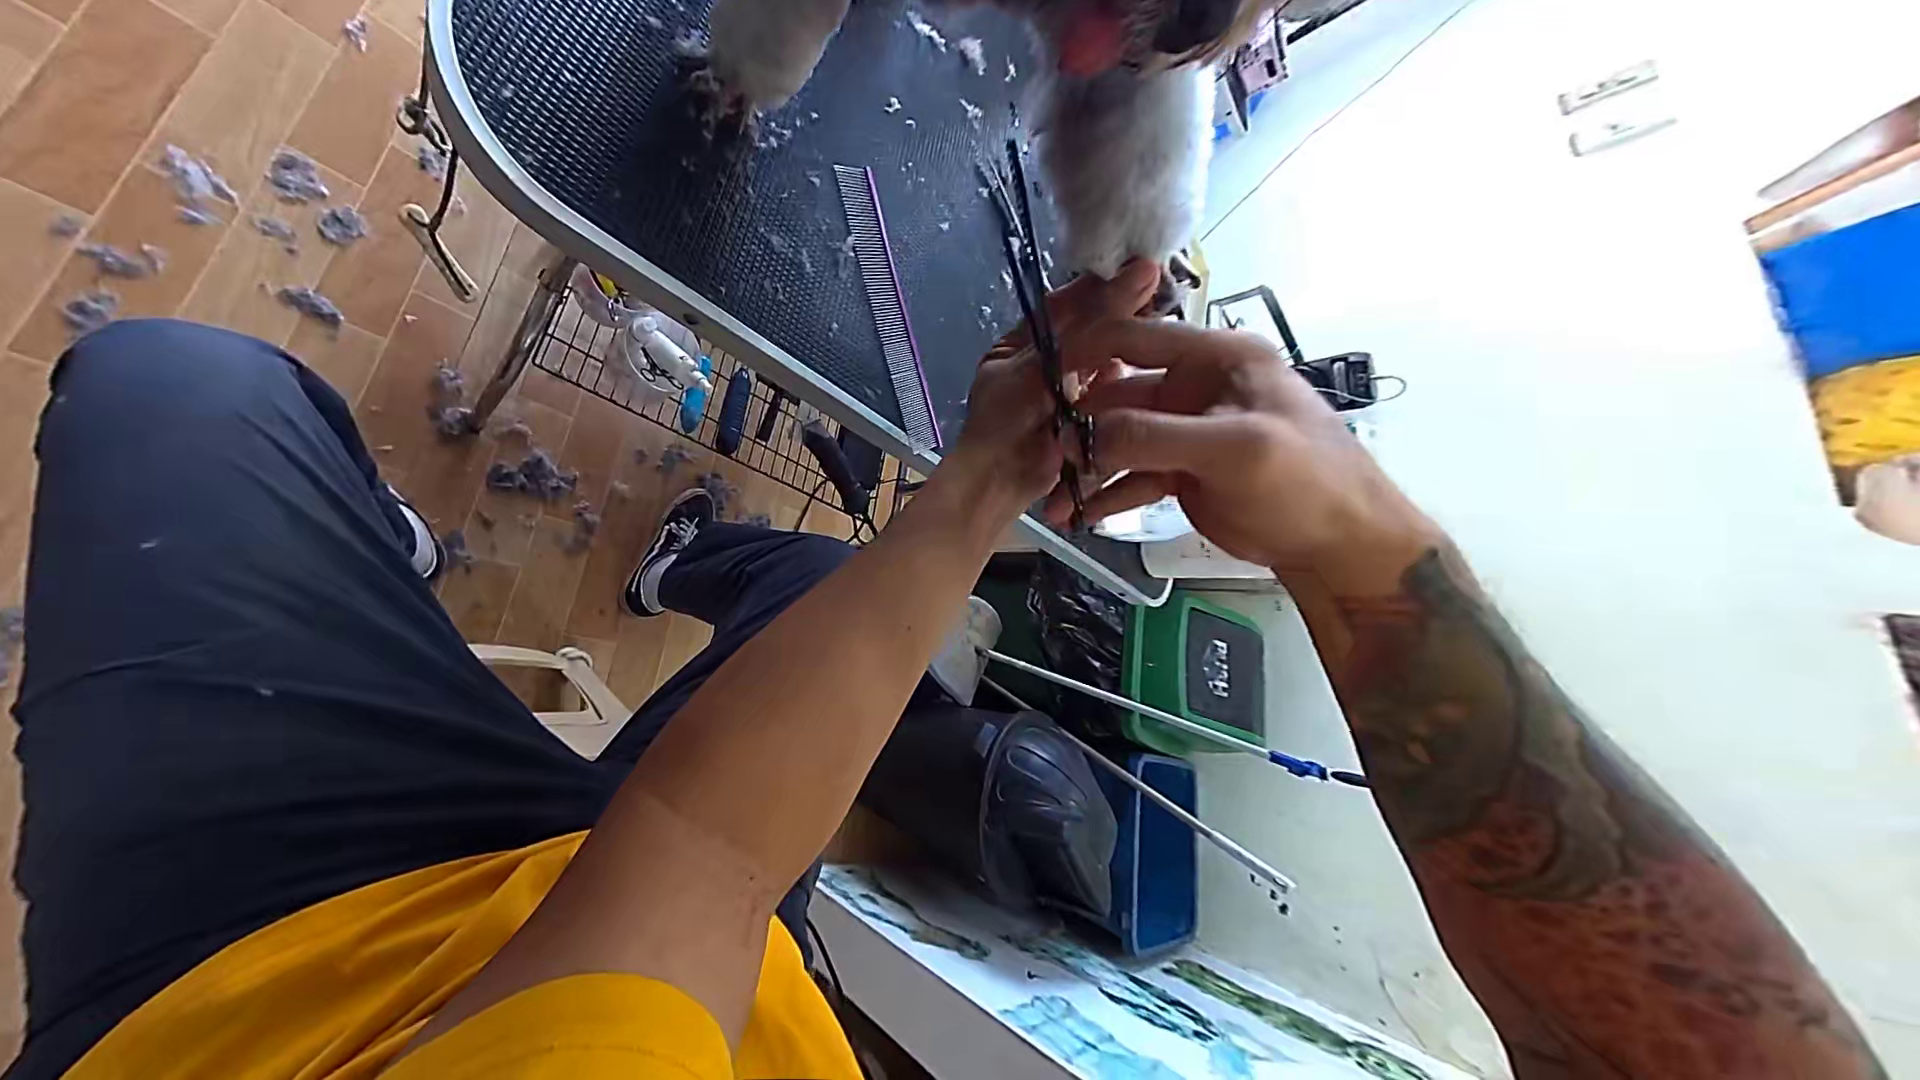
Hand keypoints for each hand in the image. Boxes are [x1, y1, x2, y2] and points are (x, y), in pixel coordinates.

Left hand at [939, 260, 1160, 515]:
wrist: (999, 486)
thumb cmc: (1005, 423)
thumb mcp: (1039, 366)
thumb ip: (1088, 327)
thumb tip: (1140, 275)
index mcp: (1016, 348)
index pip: (1061, 309)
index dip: (1096, 290)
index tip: (1137, 272)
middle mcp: (1038, 368)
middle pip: (1084, 334)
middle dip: (1115, 318)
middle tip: (1155, 296)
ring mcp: (1059, 397)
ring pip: (1098, 362)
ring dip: (1122, 348)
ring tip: (1155, 326)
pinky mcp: (1080, 422)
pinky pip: (1104, 394)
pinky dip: (1120, 383)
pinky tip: (1139, 368)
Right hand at [1045, 318, 1443, 595]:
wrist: (1336, 544)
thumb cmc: (1303, 482)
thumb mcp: (1234, 450)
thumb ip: (1156, 435)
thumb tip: (1086, 434)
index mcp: (1215, 358)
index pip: (1136, 337)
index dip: (1086, 352)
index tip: (1040, 381)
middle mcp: (1194, 387)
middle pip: (1118, 396)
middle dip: (1080, 429)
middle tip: (1047, 461)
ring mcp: (1185, 432)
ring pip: (1119, 443)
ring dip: (1087, 470)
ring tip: (1056, 502)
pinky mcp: (1181, 471)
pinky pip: (1132, 477)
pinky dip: (1106, 494)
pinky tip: (1082, 514)